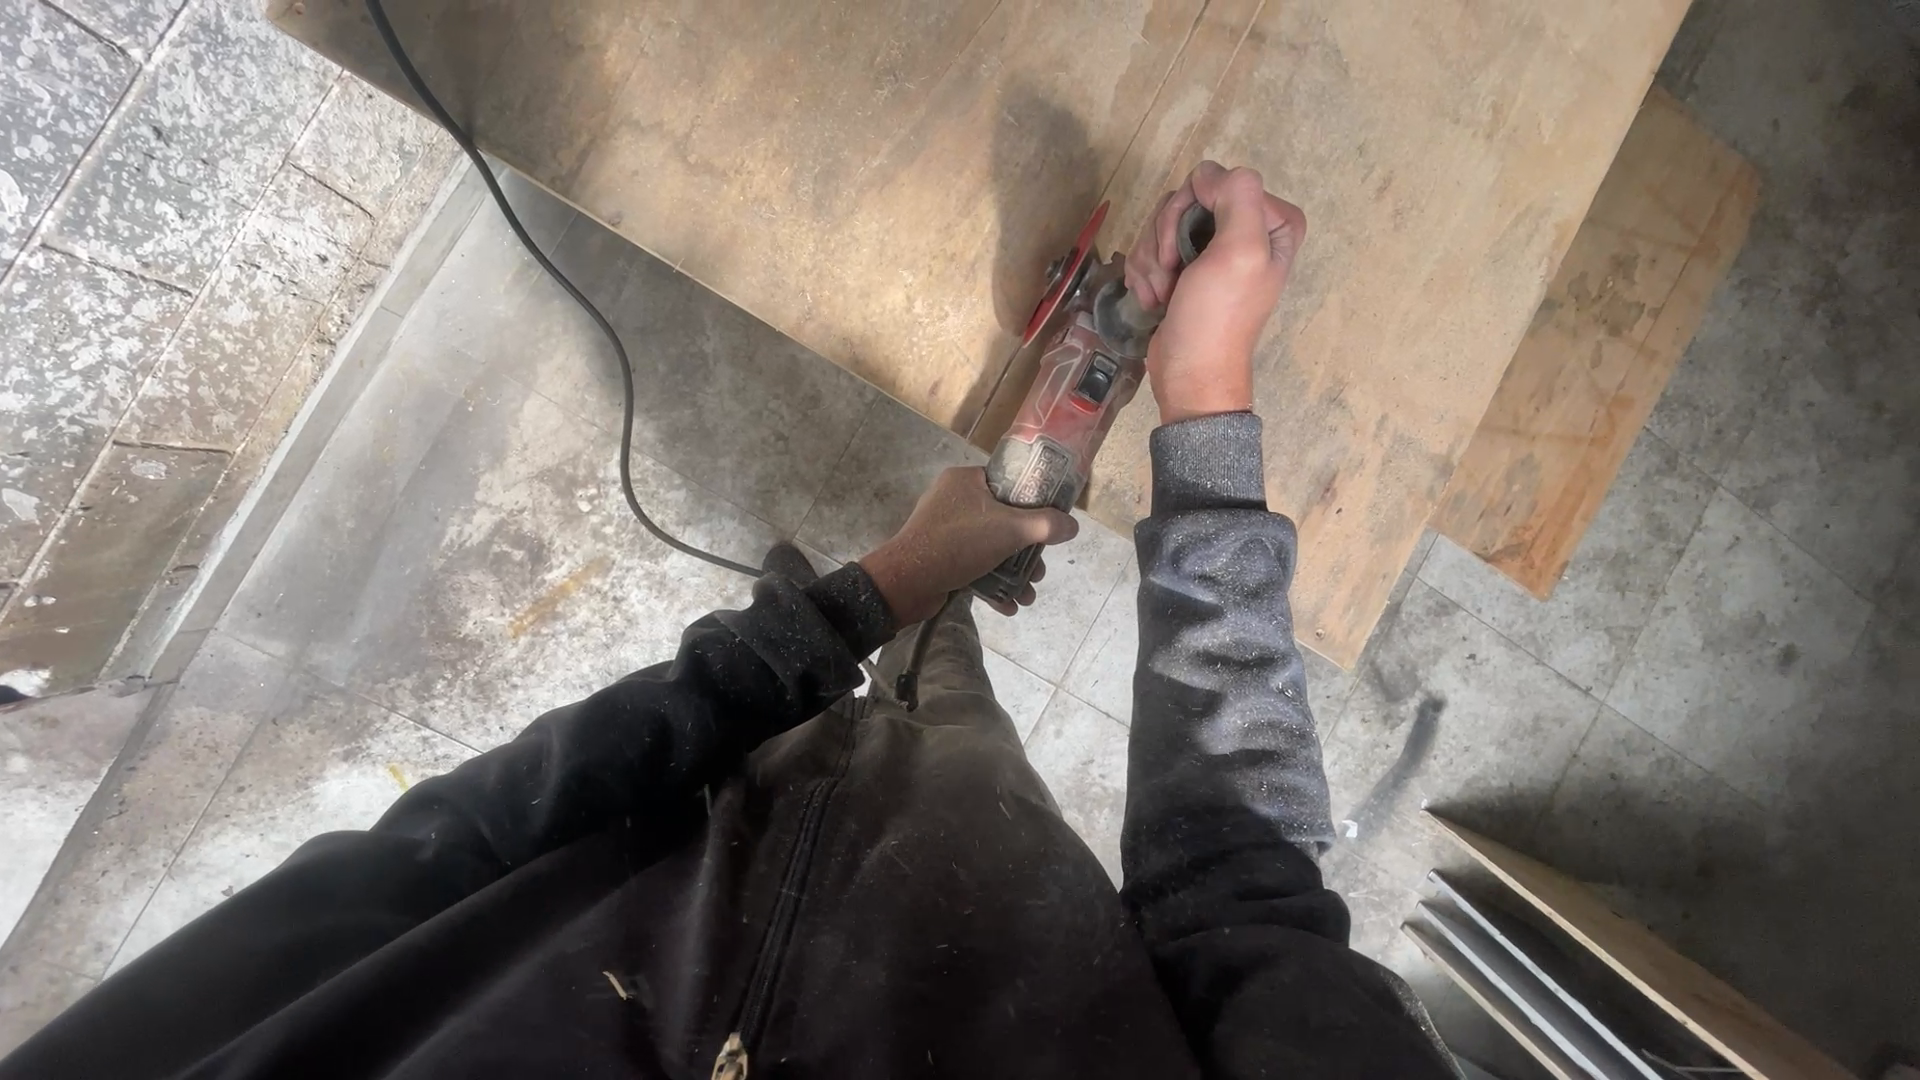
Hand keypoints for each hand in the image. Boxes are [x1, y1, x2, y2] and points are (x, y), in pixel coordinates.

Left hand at [859, 467, 1078, 622]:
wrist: (907, 583)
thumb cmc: (959, 543)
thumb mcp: (1010, 530)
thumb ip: (1046, 525)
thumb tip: (1073, 526)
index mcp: (966, 480)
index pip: (1008, 483)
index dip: (1032, 502)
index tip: (1049, 524)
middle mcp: (954, 500)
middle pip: (1004, 519)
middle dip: (1026, 550)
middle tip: (1039, 570)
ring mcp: (945, 530)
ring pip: (991, 547)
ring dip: (1013, 572)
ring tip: (1028, 595)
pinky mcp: (940, 557)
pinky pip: (975, 565)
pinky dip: (992, 583)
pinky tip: (1009, 605)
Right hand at [1124, 161, 1305, 423]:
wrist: (1189, 374)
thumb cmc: (1216, 318)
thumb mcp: (1240, 251)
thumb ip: (1236, 195)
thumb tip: (1205, 176)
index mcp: (1272, 220)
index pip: (1216, 180)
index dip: (1190, 210)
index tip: (1183, 252)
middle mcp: (1245, 229)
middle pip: (1184, 201)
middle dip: (1164, 240)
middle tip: (1170, 274)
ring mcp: (1212, 251)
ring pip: (1162, 226)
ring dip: (1152, 262)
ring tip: (1162, 294)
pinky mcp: (1184, 271)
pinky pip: (1151, 250)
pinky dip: (1145, 276)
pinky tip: (1154, 300)